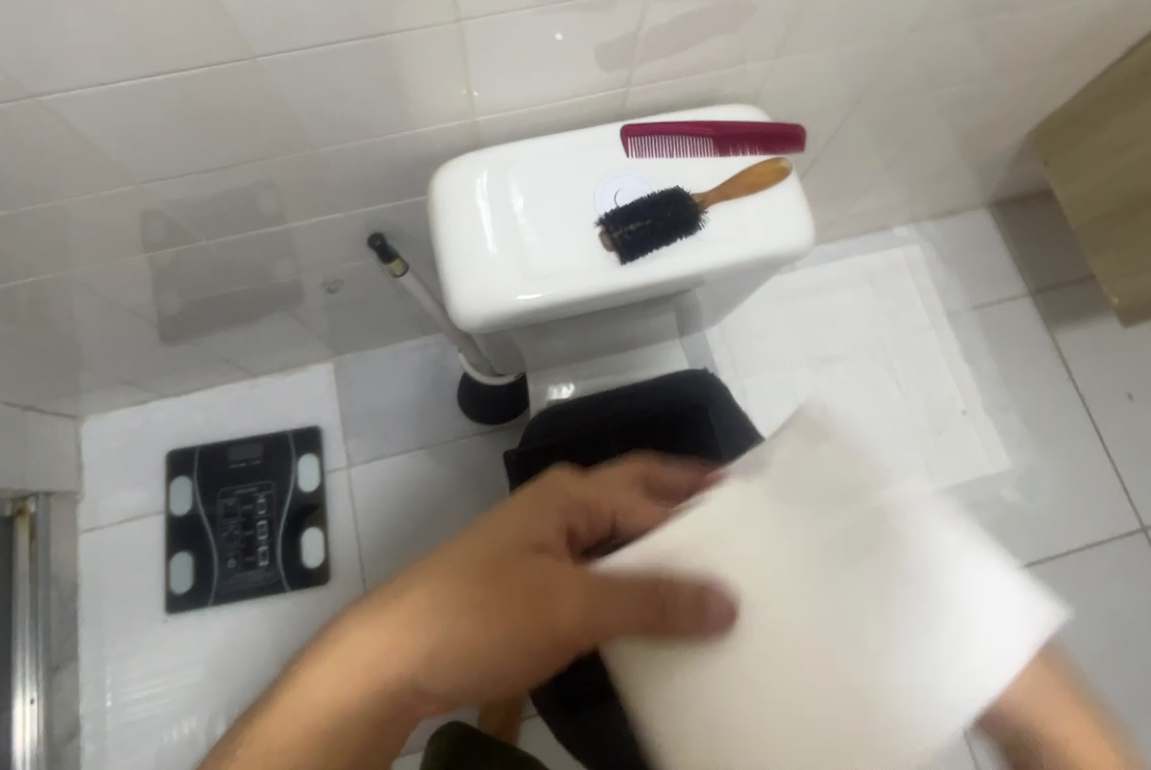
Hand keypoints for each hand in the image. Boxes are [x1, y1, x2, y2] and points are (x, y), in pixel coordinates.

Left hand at [202, 454, 738, 769]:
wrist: (393, 658)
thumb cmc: (482, 615)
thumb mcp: (573, 606)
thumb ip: (651, 600)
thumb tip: (728, 598)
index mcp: (570, 494)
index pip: (653, 492)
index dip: (703, 505)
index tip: (757, 521)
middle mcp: (559, 507)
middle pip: (635, 498)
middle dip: (684, 507)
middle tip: (741, 530)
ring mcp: (542, 545)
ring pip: (617, 538)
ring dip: (659, 551)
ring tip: (710, 576)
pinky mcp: (531, 583)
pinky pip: (597, 572)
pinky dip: (630, 585)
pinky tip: (653, 614)